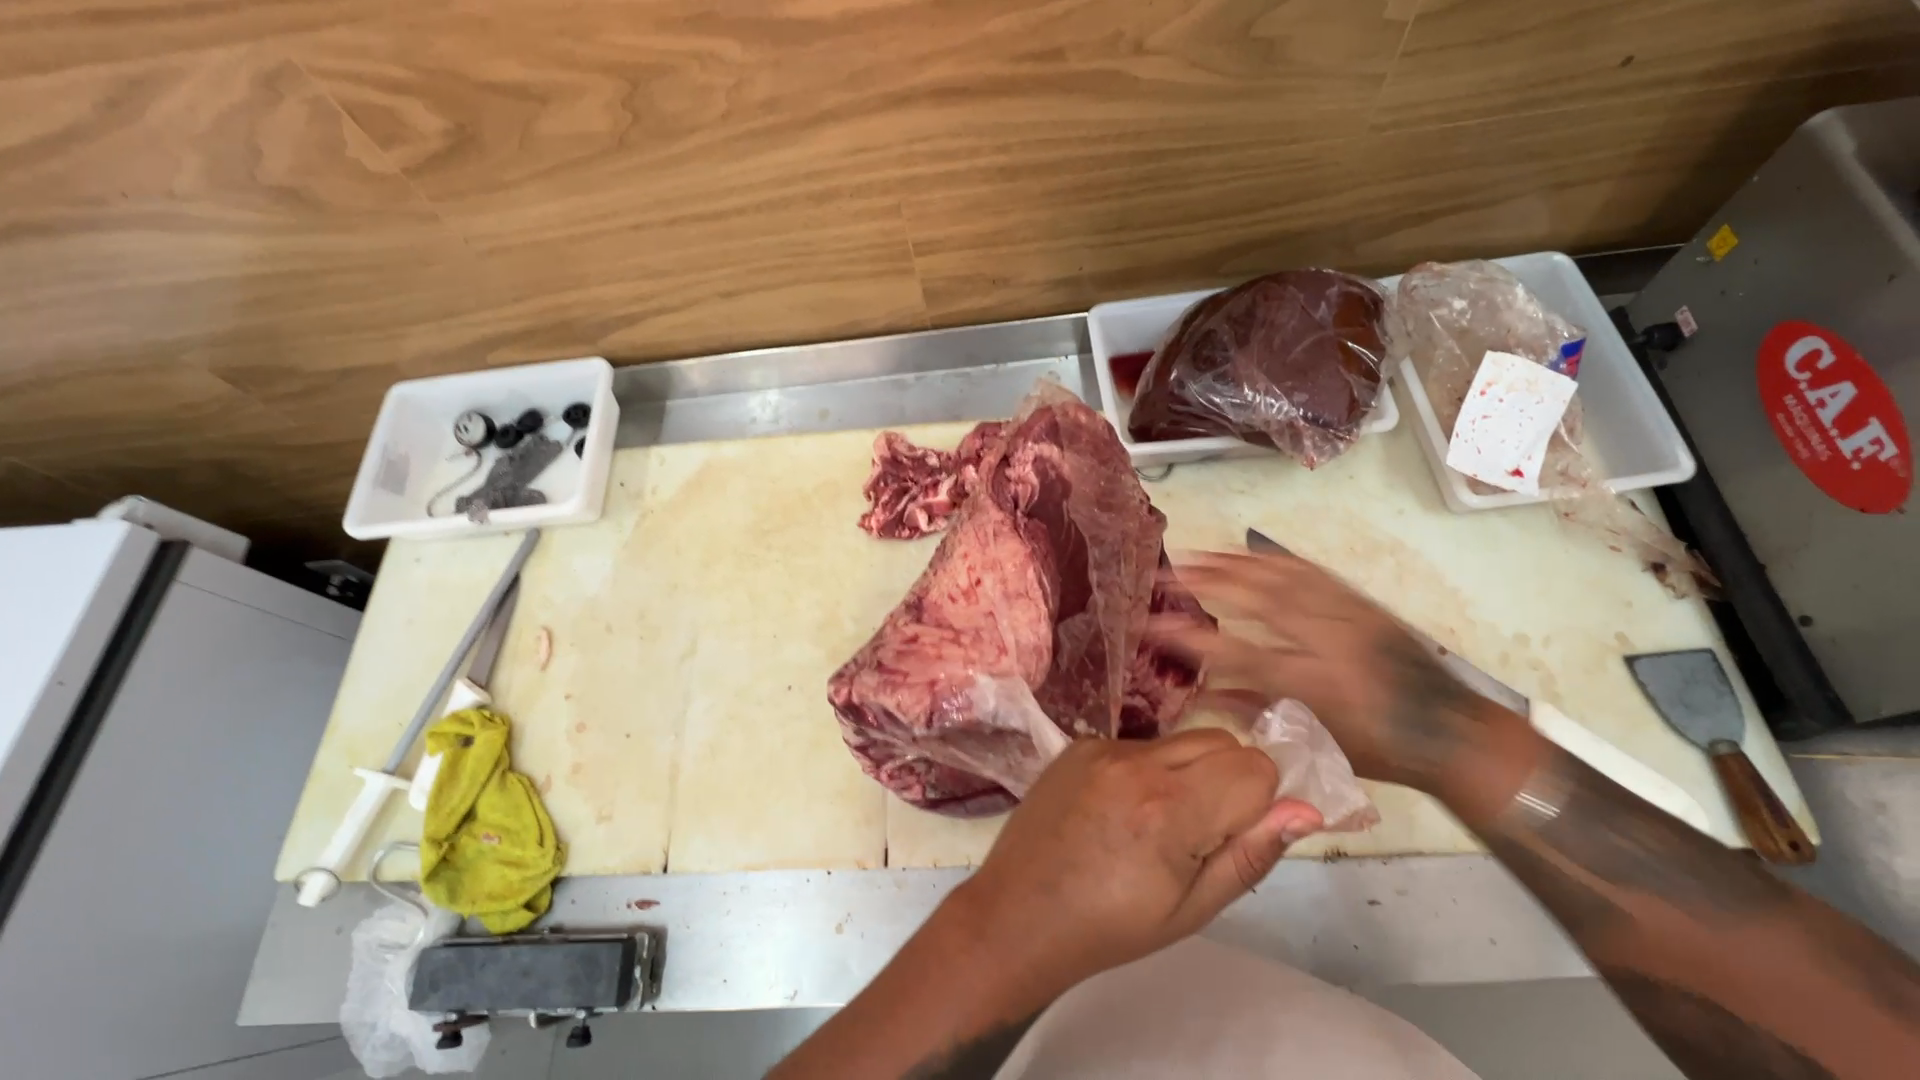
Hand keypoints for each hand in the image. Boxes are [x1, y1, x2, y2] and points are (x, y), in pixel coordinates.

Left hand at [951, 729, 1322, 992]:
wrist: (1016, 915)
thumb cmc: (1109, 927)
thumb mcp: (1191, 909)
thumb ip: (1250, 854)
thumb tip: (1308, 810)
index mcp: (1171, 809)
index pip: (1256, 768)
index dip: (1258, 803)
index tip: (1231, 837)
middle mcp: (1138, 763)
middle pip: (1222, 741)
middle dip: (1229, 780)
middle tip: (1197, 833)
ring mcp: (1102, 748)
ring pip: (1181, 740)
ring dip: (1188, 772)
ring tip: (1155, 824)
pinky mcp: (1079, 745)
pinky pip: (1138, 743)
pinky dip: (1147, 769)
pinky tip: (1120, 811)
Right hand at [1149, 551, 1510, 794]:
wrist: (1454, 732)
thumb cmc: (1380, 749)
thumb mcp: (1316, 739)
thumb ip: (1257, 709)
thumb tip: (1204, 693)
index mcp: (1313, 684)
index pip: (1237, 654)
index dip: (1191, 638)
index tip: (1153, 625)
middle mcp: (1327, 641)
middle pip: (1257, 600)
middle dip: (1207, 582)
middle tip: (1168, 572)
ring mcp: (1347, 616)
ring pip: (1283, 578)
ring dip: (1235, 564)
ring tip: (1199, 554)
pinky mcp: (1362, 605)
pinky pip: (1313, 573)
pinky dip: (1277, 560)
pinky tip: (1253, 552)